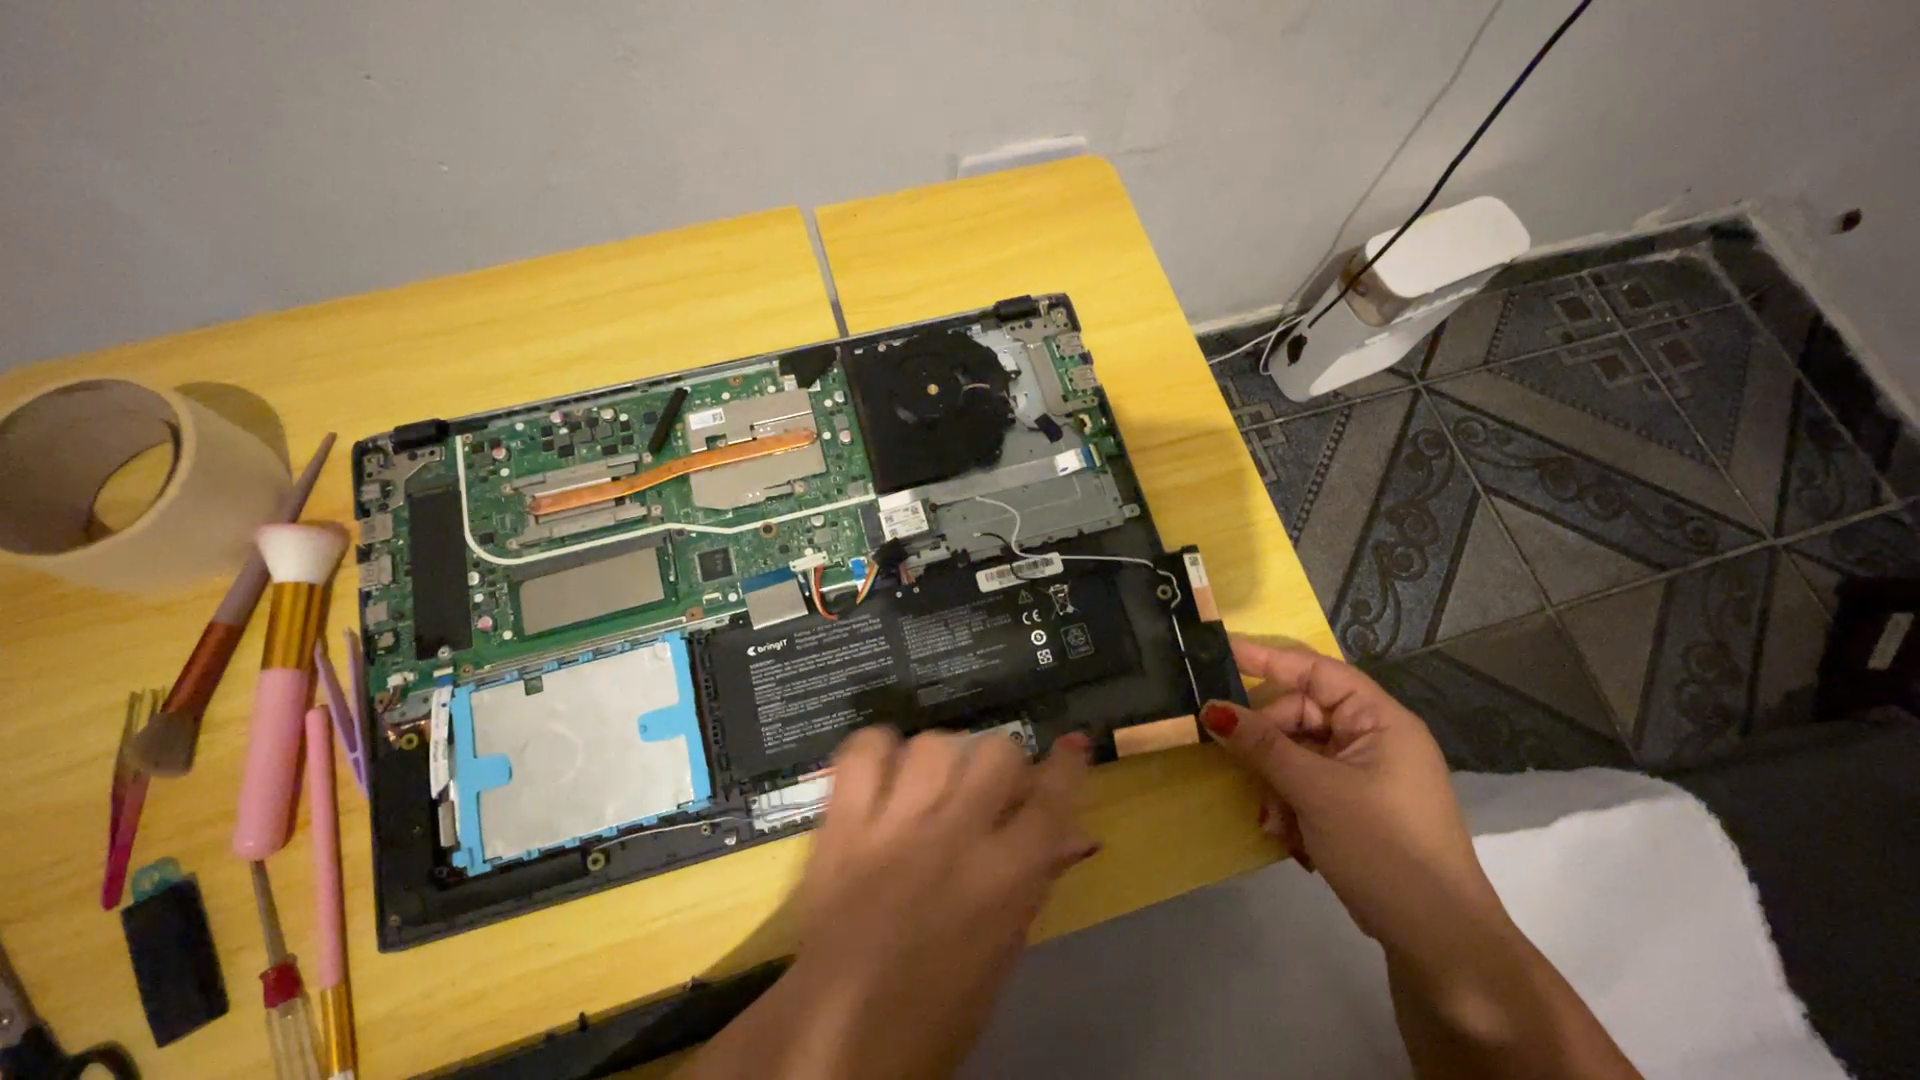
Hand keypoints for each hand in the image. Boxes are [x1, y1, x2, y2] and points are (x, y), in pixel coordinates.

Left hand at [683, 726, 1094, 1079]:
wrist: (842, 1035)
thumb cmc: (939, 1010)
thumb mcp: (1004, 951)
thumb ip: (1035, 882)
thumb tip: (1068, 835)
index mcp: (1004, 876)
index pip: (1051, 799)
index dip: (1066, 764)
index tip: (1069, 745)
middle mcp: (954, 836)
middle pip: (996, 753)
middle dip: (1004, 763)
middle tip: (991, 787)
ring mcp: (894, 825)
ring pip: (934, 744)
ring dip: (945, 757)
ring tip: (935, 782)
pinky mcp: (842, 825)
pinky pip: (862, 752)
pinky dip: (879, 749)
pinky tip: (886, 769)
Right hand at [1199, 638, 1501, 951]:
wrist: (1437, 936)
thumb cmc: (1382, 846)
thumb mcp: (1315, 791)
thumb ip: (1262, 746)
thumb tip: (1213, 708)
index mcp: (1381, 721)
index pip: (1318, 671)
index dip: (1269, 659)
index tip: (1220, 652)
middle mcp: (1376, 740)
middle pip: (1303, 716)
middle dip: (1268, 744)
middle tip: (1239, 767)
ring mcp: (1367, 776)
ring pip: (1300, 755)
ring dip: (1276, 783)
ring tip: (1273, 821)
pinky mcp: (1358, 809)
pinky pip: (1309, 786)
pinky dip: (1291, 805)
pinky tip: (1287, 837)